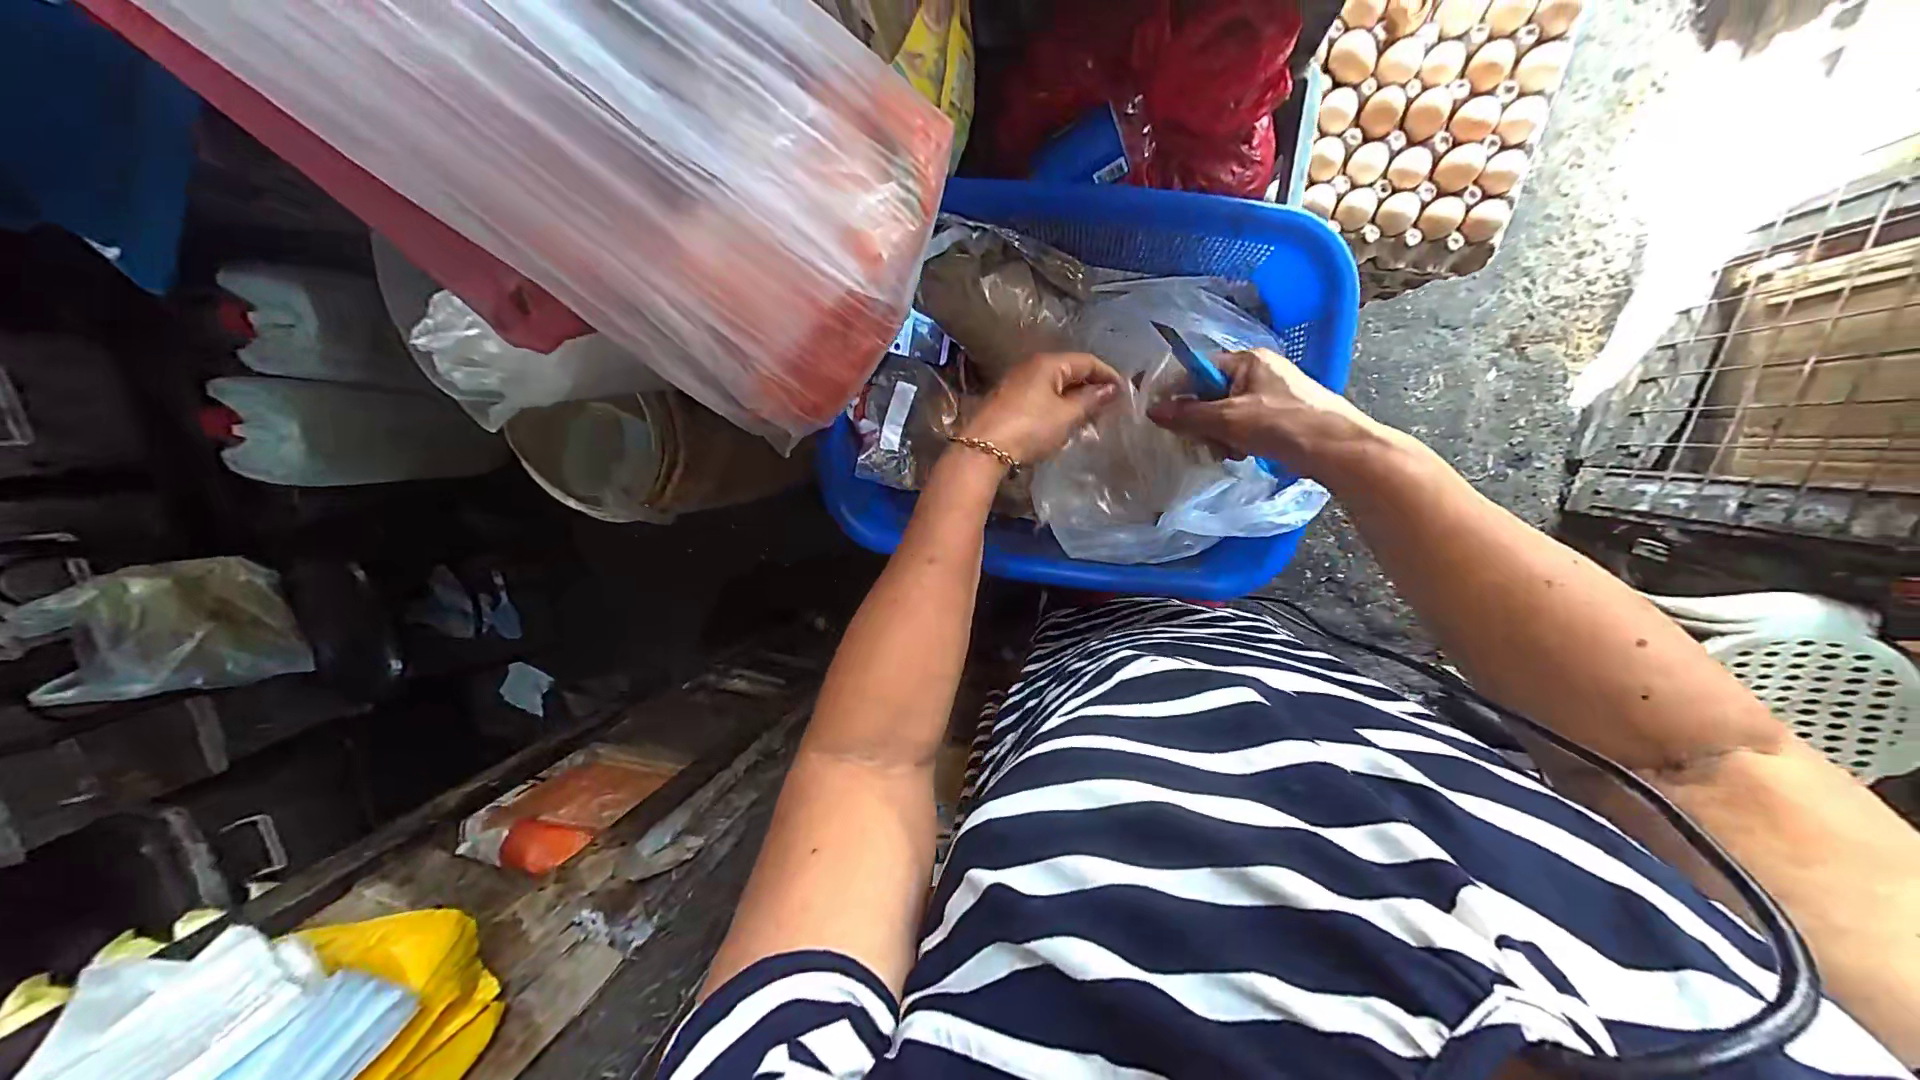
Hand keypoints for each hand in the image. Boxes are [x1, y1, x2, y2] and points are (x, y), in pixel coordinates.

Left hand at [957, 352, 1121, 465]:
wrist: (982, 449)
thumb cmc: (1030, 428)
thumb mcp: (1066, 416)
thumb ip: (1090, 400)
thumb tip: (1110, 389)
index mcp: (1048, 363)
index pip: (1086, 361)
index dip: (1107, 375)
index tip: (1123, 393)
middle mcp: (1031, 366)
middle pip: (1069, 371)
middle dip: (1091, 386)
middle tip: (1109, 406)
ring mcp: (1016, 383)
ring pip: (1054, 385)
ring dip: (1074, 398)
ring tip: (1090, 416)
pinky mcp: (1007, 401)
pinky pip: (1041, 397)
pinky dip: (1057, 405)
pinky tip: (1064, 421)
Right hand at [1146, 348, 1389, 485]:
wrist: (1338, 450)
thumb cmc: (1283, 425)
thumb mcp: (1228, 419)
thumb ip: (1188, 415)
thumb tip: (1153, 410)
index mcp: (1247, 360)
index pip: (1197, 370)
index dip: (1178, 393)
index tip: (1166, 418)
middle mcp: (1258, 372)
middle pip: (1209, 394)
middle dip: (1203, 422)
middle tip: (1207, 441)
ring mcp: (1270, 395)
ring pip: (1224, 415)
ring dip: (1219, 436)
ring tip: (1230, 451)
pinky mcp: (1278, 418)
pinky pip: (1242, 427)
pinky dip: (1237, 442)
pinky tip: (1244, 454)